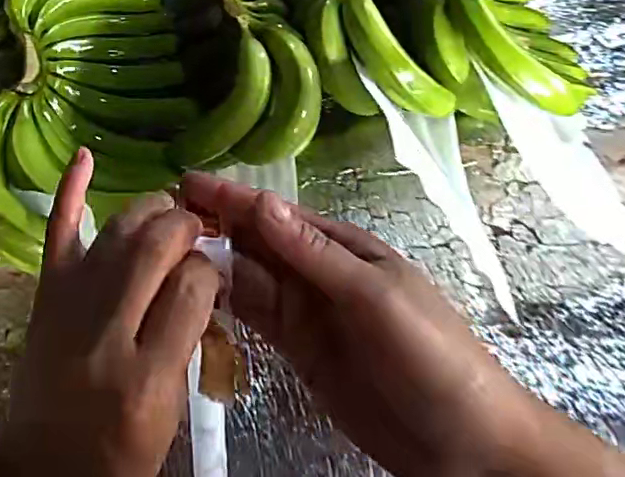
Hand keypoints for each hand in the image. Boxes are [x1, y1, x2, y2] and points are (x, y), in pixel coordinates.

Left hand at [0, 151, 221, 476]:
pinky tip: (85, 155)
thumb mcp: (170, 409)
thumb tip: (202, 271)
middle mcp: (104, 332)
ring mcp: (68, 304)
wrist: (40, 470)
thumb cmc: (118, 451)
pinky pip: (58, 231)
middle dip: (185, 226)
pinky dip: (70, 191)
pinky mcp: (46, 292)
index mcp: (145, 378)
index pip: (192, 287)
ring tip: (170, 216)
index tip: (213, 269)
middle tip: (197, 232)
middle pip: (155, 246)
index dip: (209, 267)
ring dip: (152, 212)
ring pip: (119, 229)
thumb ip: (189, 337)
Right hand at [179, 173, 624, 476]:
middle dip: (214, 223)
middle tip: (161, 214)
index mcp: (339, 244)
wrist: (463, 442)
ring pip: (250, 276)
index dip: (231, 196)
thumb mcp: (372, 296)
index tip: (185, 182)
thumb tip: (261, 202)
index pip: (275, 214)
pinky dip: (226, 303)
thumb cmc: (428, 352)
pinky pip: (256, 317)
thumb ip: (313, 254)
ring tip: (166, 250)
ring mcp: (306, 311)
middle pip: (256, 240)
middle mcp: (315, 270)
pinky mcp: (298, 350)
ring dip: (214, 260)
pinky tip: (196, 294)